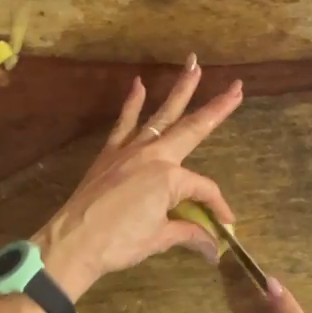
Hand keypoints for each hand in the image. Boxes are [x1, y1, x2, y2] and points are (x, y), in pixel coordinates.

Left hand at [33, 56, 242, 299]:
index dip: (217, 207)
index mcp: (170, 179)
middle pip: (192, 129)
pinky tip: (139, 85)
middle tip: (237, 87)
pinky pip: (123, 124)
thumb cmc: (120, 243)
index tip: (225, 224)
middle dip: (216, 108)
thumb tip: (212, 246)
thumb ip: (188, 234)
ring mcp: (130, 150)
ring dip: (179, 91)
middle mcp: (154, 156)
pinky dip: (132, 104)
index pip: (204, 188)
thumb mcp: (159, 238)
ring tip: (193, 65)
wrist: (74, 241)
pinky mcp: (110, 154)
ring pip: (161, 116)